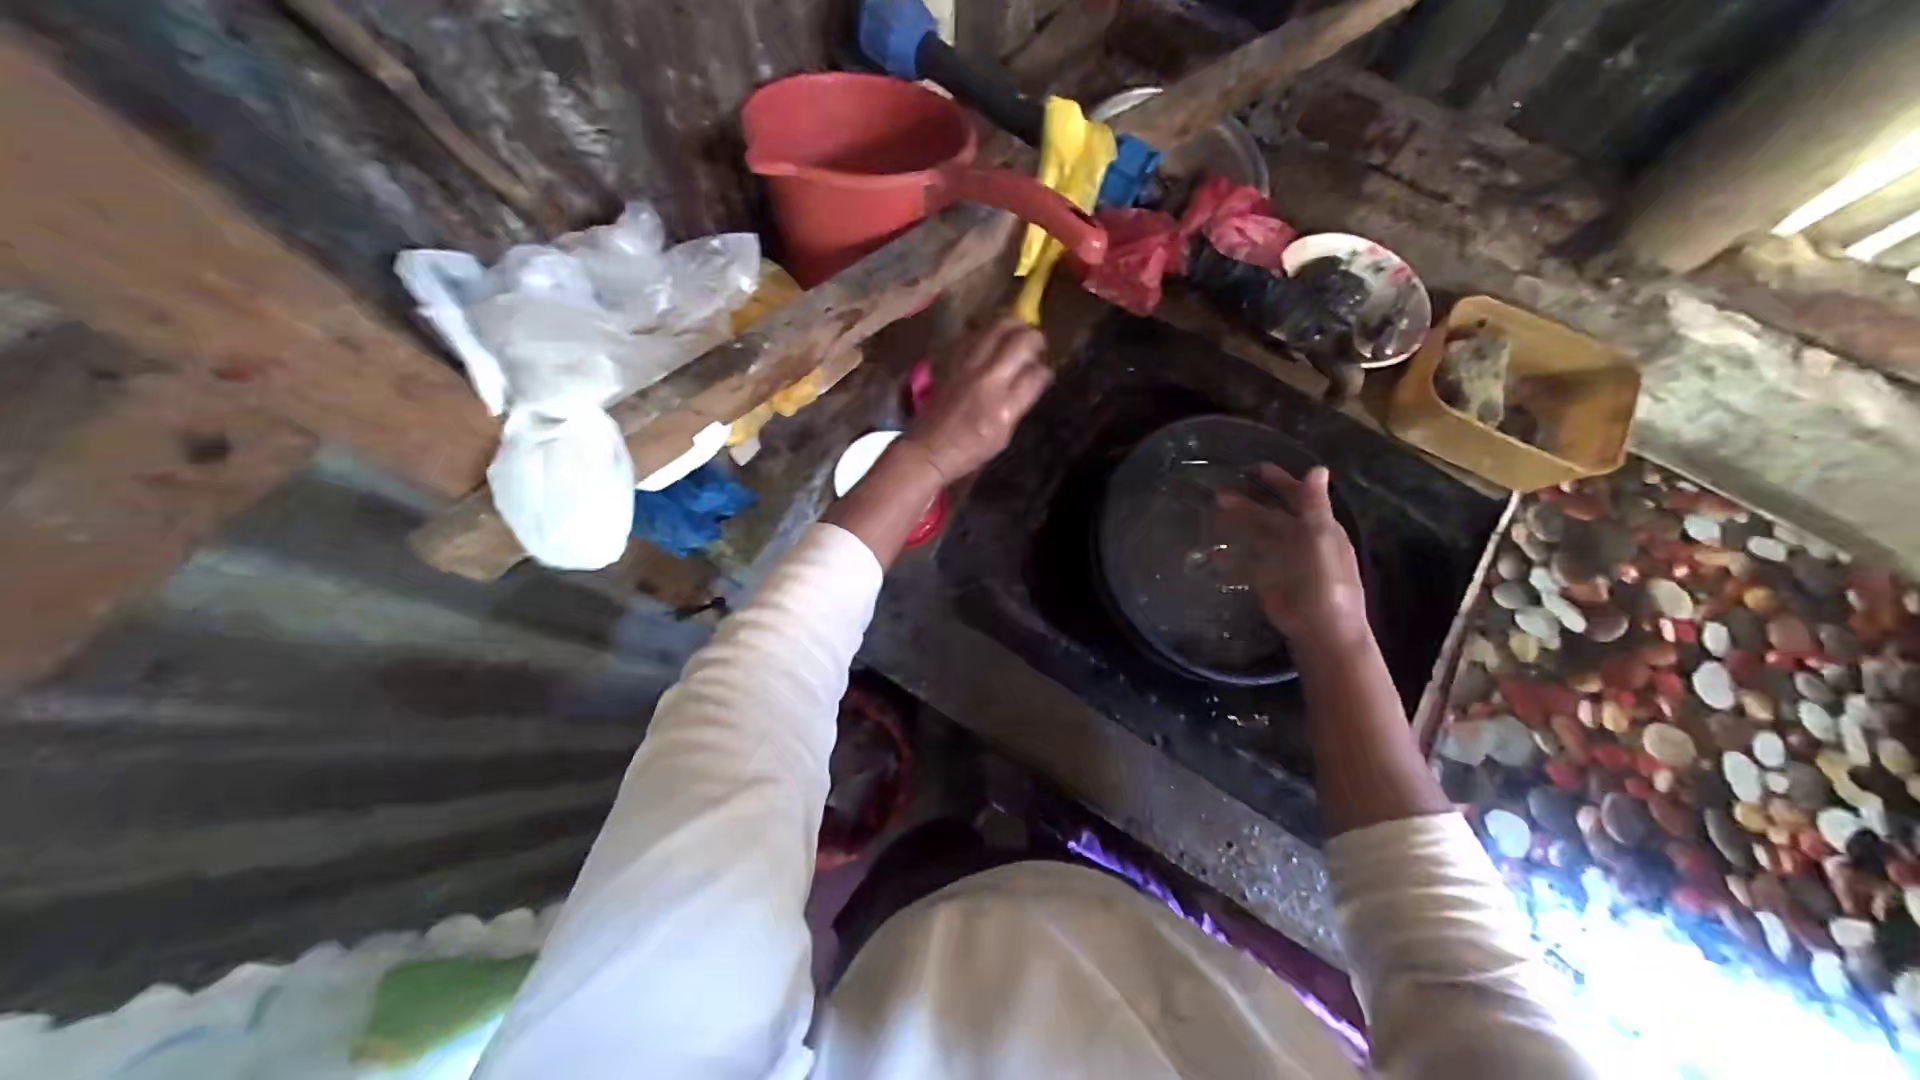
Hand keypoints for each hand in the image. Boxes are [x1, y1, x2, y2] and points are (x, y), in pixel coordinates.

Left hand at [903, 317, 1051, 483]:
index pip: (1037, 373)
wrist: (929, 448)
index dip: (1046, 370)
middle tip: (1036, 345)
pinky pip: (975, 333)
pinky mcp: (951, 359)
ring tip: (1017, 334)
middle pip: (1021, 340)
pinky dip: (988, 331)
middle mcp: (988, 379)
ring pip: (998, 326)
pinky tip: (992, 339)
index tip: (1044, 372)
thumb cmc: (970, 450)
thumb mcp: (1005, 435)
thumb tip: (1035, 378)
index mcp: (1005, 406)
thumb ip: (1021, 403)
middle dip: (1035, 338)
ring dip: (1013, 326)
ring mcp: (967, 366)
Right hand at [1217, 464, 1367, 645]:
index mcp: (1319, 529)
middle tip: (1219, 495)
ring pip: (1258, 539)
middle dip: (1248, 505)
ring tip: (1213, 518)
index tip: (1256, 469)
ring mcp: (1284, 564)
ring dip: (1237, 528)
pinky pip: (1249, 565)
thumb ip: (1314, 506)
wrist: (1321, 630)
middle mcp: (1301, 542)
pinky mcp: (1270, 583)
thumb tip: (1318, 468)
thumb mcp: (1319, 539)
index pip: (1298, 498)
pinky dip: (1233, 558)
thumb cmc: (1324, 583)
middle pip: (1272, 518)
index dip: (1279, 482)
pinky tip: (1215, 554)